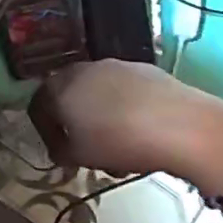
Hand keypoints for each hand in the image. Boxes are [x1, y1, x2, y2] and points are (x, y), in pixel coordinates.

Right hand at [29, 60, 222, 194]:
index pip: (38, 108)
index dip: (45, 133)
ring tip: (118, 148)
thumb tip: (62, 150)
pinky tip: (141, 132)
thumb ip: (62, 152)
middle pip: (69, 98)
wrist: (184, 127)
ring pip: (98, 94)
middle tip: (87, 150)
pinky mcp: (147, 70)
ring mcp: (117, 66)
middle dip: (75, 125)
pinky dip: (125, 109)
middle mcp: (82, 69)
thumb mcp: (80, 156)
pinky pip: (125, 92)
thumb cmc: (118, 141)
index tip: (60, 154)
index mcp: (58, 87)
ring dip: (101, 118)